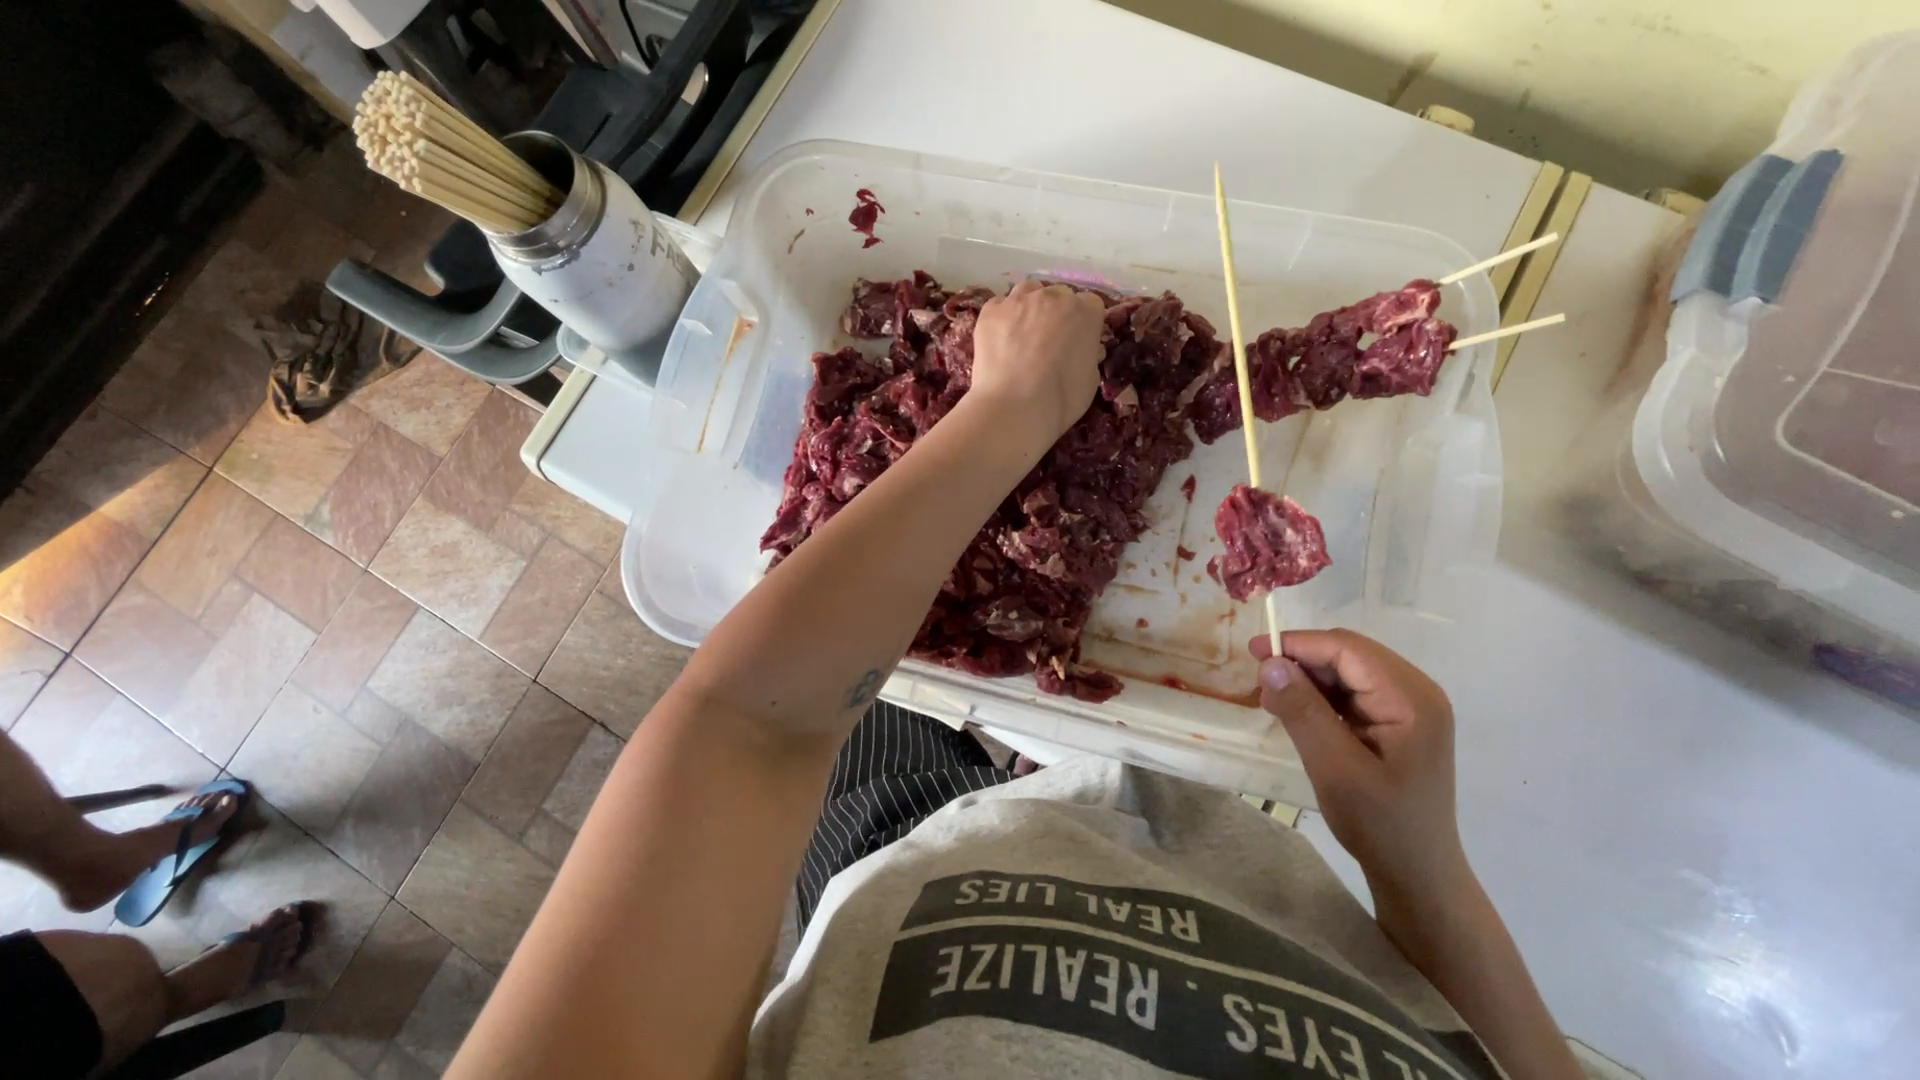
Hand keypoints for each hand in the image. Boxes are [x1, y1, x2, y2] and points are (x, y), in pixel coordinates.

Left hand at [967, 279, 1106, 442]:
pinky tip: (1000, 337)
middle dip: (1057, 312)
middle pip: (1058, 295)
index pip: (1090, 304)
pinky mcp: (990, 311)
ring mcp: (1019, 300)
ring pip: (1028, 291)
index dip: (1083, 322)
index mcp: (1085, 311)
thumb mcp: (1090, 379)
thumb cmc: (1061, 398)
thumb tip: (1082, 350)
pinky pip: (999, 304)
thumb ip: (1088, 355)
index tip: (1078, 339)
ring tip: (1023, 332)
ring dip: (1030, 305)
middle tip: (1049, 339)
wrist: (1014, 406)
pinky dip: (1003, 316)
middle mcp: (1053, 297)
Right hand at [1251, 630, 1468, 898]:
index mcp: (1411, 699)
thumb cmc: (1380, 823)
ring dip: (1310, 679)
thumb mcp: (1334, 767)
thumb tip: (1270, 663)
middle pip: (1351, 655)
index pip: (1349, 650)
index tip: (1253, 652)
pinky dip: (1323, 697)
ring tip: (1273, 700)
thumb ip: (1303, 711)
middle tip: (1260, 680)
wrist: (1418, 874)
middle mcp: (1417, 694)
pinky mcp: (1400, 725)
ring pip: (1350, 672)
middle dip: (1303, 660)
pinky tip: (1298, 713)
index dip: (1299, 644)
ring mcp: (1411, 709)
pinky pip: (1355, 694)